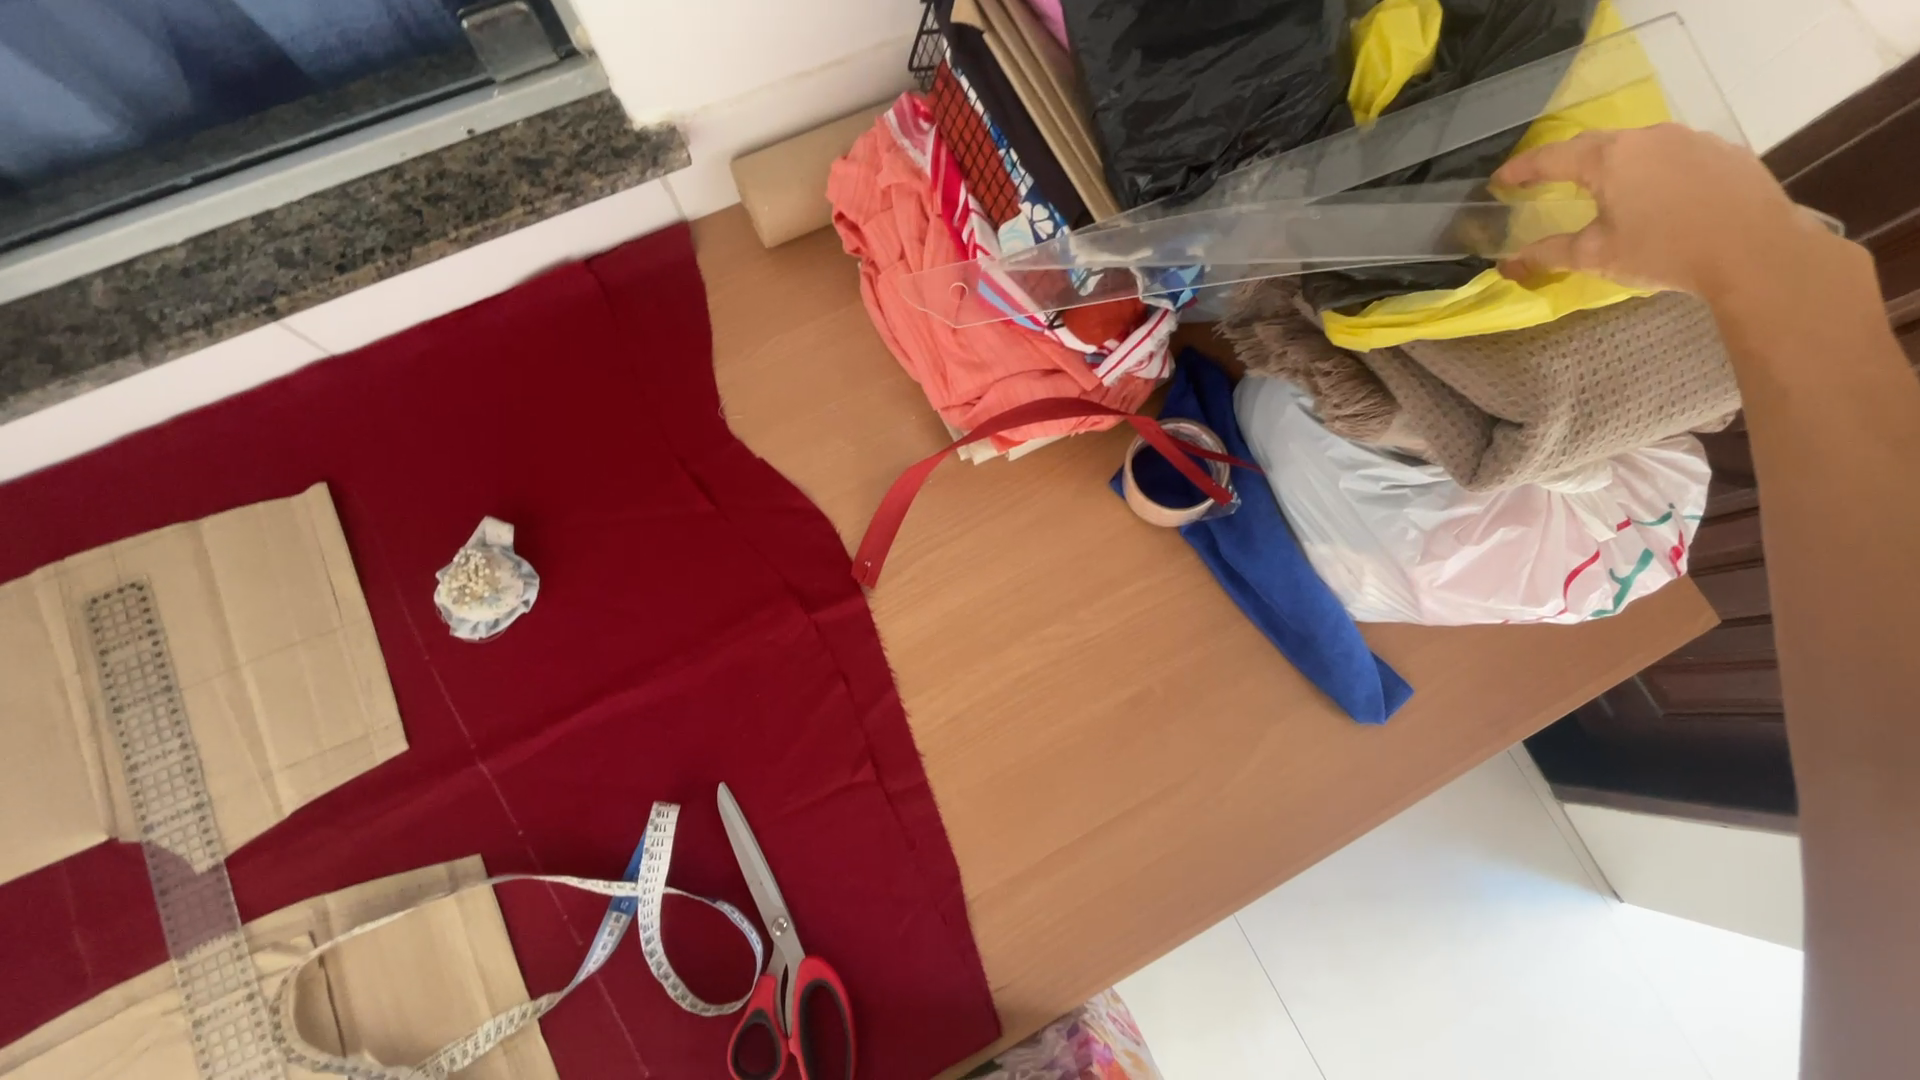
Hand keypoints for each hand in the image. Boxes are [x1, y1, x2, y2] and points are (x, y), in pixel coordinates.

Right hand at [1493, 124, 1831, 301]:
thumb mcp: (1594, 257)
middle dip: (1564, 162)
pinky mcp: (1723, 152)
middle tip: (1543, 182)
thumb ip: (1548, 254)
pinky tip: (1650, 197)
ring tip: (1599, 189)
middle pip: (1595, 144)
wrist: (1754, 250)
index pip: (1552, 157)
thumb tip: (1510, 263)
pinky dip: (1648, 171)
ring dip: (1610, 165)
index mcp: (1611, 158)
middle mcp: (1649, 138)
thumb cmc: (1662, 251)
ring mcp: (1692, 140)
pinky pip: (1671, 155)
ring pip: (1636, 147)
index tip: (1499, 181)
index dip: (1521, 169)